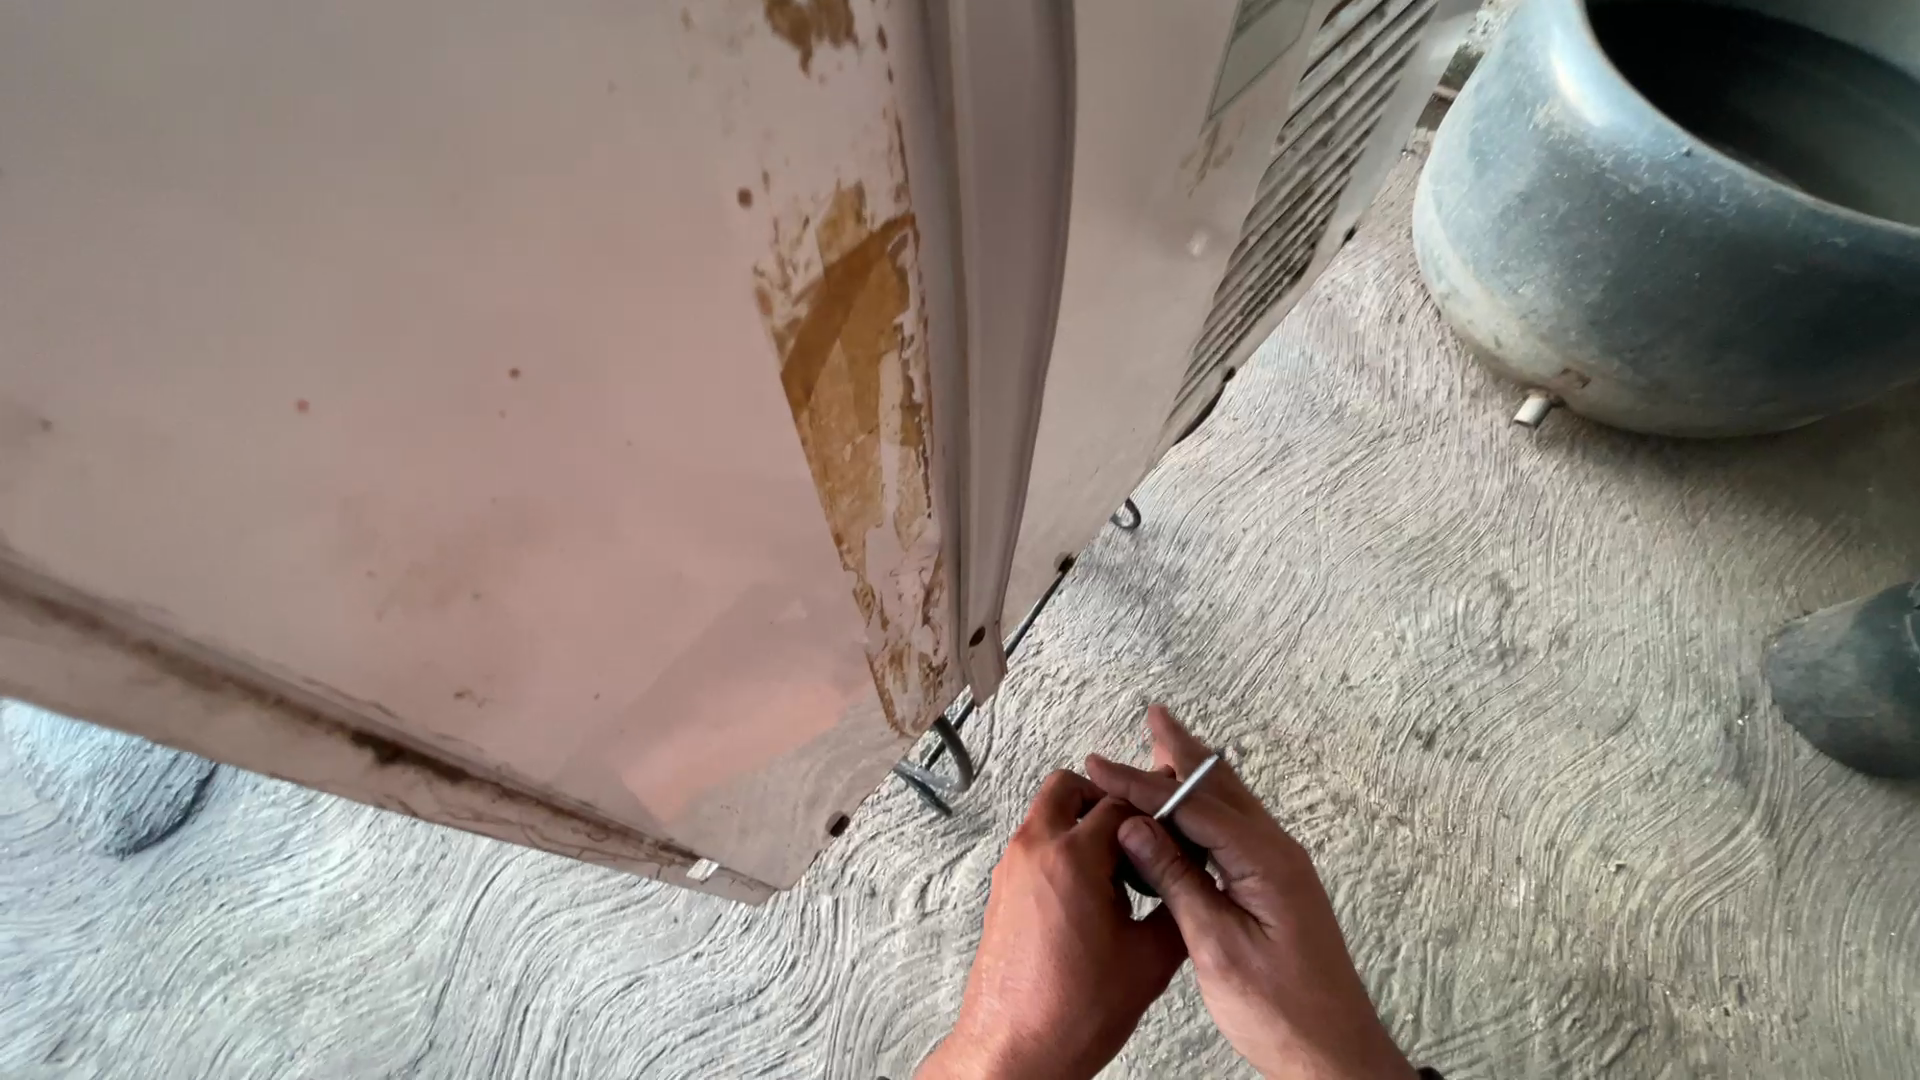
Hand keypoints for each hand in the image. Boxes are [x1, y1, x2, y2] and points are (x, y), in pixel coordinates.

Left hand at [917, 771, 1186, 1079]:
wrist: (1014, 1048)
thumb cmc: (1074, 1009)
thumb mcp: (1147, 960)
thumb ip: (1175, 907)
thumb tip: (1187, 878)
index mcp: (1072, 857)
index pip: (1119, 804)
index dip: (1150, 816)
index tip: (1166, 836)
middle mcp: (1034, 847)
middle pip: (1068, 786)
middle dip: (1103, 800)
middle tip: (1133, 836)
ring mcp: (1011, 864)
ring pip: (1046, 812)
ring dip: (1079, 823)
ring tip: (1113, 871)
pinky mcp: (1001, 885)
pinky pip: (1033, 842)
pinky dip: (1059, 847)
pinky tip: (1087, 893)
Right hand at [1087, 706, 1414, 1079]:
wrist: (1337, 1056)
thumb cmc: (1278, 1010)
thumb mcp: (1216, 946)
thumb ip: (1177, 879)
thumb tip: (1134, 825)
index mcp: (1263, 860)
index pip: (1191, 804)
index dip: (1140, 782)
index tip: (1098, 764)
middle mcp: (1276, 849)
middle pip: (1219, 784)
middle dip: (1181, 749)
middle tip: (1154, 714)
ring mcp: (1280, 863)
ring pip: (1230, 800)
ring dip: (1193, 771)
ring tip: (1164, 742)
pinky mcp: (1276, 880)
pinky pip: (1234, 824)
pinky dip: (1204, 802)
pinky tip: (1187, 804)